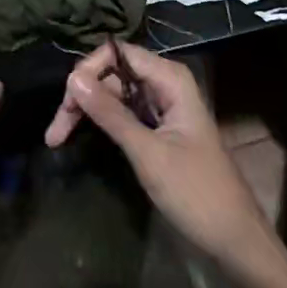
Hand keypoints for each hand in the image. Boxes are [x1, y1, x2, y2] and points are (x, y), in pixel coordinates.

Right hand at [45, 42, 286, 287]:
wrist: (232, 233)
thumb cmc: (194, 190)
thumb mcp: (148, 153)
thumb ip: (111, 114)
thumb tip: (73, 77)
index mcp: (171, 77)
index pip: (120, 54)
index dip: (88, 70)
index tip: (64, 103)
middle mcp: (167, 82)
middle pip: (115, 73)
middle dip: (83, 94)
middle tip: (54, 132)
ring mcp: (164, 104)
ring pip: (117, 93)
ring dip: (89, 110)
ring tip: (57, 137)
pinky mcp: (160, 126)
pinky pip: (126, 111)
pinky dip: (103, 122)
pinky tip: (82, 134)